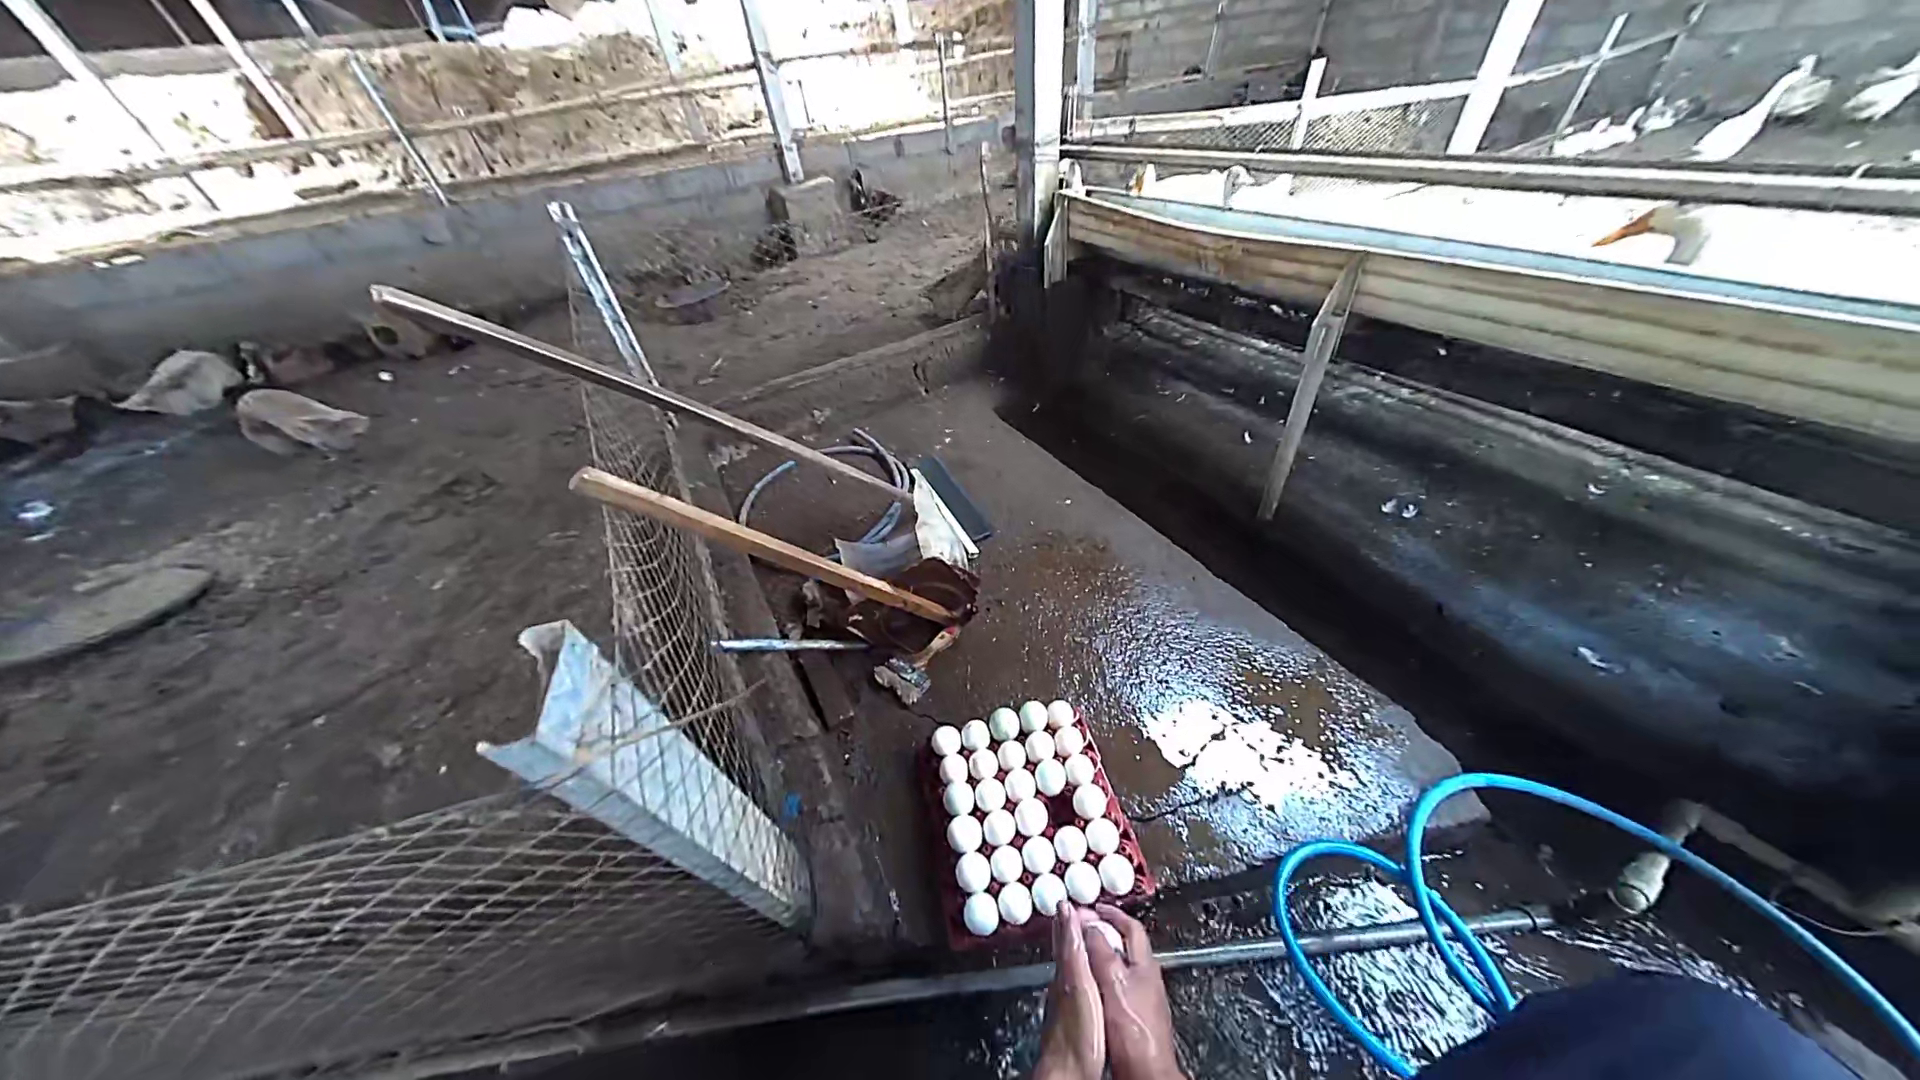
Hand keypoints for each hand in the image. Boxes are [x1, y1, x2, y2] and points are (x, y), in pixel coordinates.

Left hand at [1036, 906, 1104, 1079]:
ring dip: (1080, 948)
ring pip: (1072, 964)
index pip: (1064, 933)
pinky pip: (1078, 983)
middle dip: (1074, 929)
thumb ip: (1072, 946)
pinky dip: (1084, 971)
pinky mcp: (1074, 1016)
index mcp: (1064, 969)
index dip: (1072, 916)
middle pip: (1067, 946)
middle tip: (1085, 913)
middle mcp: (1062, 981)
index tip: (1081, 901)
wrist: (1069, 1075)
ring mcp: (1066, 999)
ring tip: (1090, 937)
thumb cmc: (1077, 1034)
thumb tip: (1064, 907)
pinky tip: (1091, 977)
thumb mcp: (1077, 982)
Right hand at [1087, 904, 1184, 1079]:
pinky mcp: (1134, 1015)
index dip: (1112, 913)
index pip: (1131, 926)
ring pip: (1120, 964)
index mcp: (1145, 965)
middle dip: (1103, 932)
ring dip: (1100, 954)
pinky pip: (1116, 983)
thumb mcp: (1113, 982)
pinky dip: (1101, 975)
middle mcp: (1146, 978)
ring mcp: (1142, 997)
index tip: (1094, 908)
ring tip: (1081, 951)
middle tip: (1082, 927)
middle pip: (1125, 944)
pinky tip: (1089, 983)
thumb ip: (1101, 952)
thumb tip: (1090, 925)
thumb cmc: (1134, 1033)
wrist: (1146, 1075)